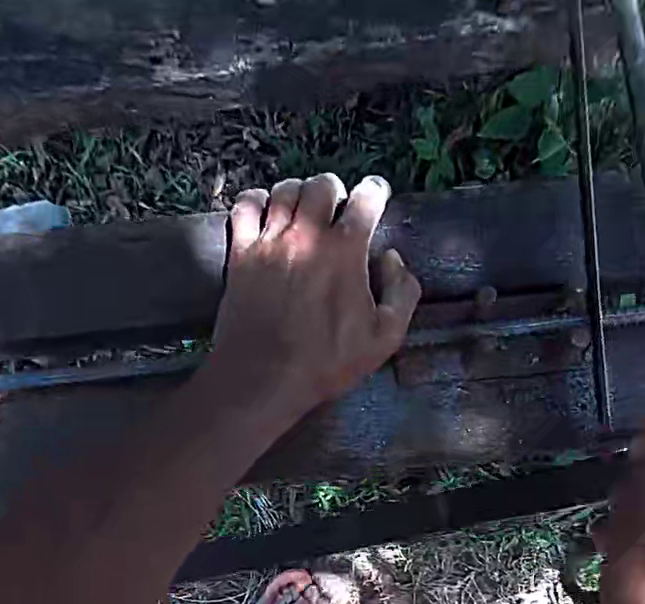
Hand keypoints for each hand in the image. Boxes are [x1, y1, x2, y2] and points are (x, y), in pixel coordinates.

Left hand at [205, 173, 422, 419]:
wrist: (264, 377)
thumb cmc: (326, 363)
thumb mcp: (384, 339)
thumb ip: (402, 294)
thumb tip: (393, 259)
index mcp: (345, 251)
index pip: (366, 198)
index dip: (376, 191)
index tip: (377, 196)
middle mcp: (307, 235)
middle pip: (322, 185)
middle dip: (336, 191)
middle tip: (338, 208)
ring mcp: (270, 241)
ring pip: (285, 190)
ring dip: (300, 194)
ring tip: (305, 211)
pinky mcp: (241, 253)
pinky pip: (246, 205)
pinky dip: (258, 200)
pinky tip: (266, 213)